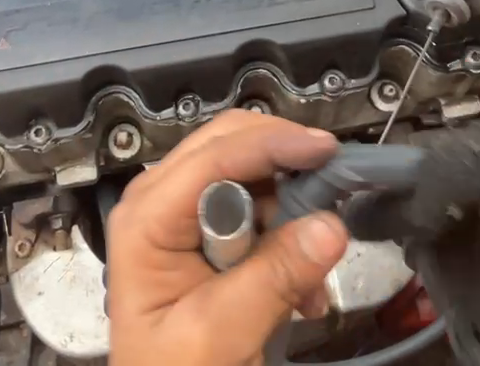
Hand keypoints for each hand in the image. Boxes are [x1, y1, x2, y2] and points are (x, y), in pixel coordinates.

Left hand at [108, 110, 350, 365]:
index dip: (272, 143)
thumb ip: (274, 278)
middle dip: (284, 166)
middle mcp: (162, 197)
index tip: (325, 148)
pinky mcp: (208, 231)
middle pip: (231, 145)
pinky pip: (260, 208)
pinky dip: (288, 237)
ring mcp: (184, 210)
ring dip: (291, 212)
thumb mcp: (220, 335)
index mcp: (148, 214)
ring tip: (311, 279)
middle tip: (331, 192)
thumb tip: (331, 225)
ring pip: (252, 174)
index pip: (215, 156)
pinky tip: (302, 291)